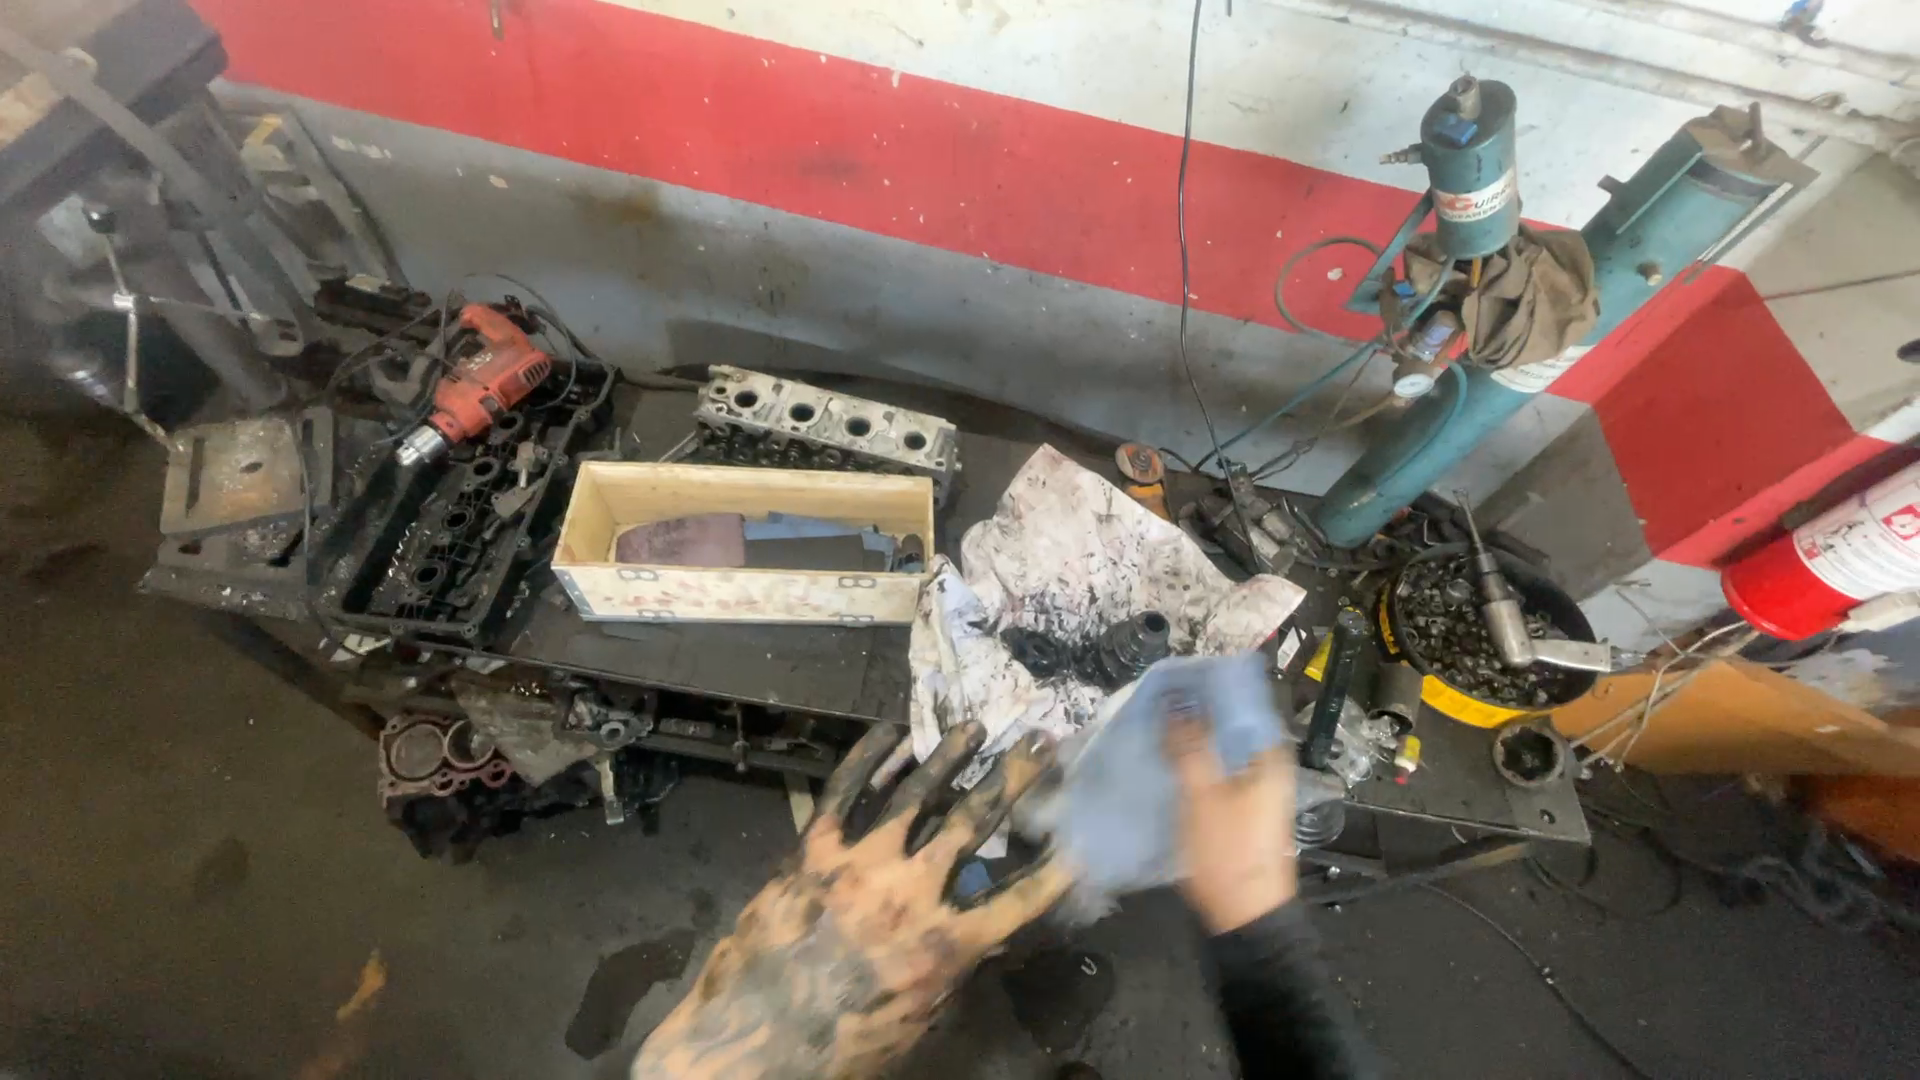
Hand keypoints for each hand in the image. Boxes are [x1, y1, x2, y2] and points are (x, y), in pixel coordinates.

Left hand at [634, 722, 1071, 1079]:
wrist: (750, 1041)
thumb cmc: (841, 1043)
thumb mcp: (915, 1017)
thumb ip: (950, 966)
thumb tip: (979, 930)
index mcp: (941, 945)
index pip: (1016, 901)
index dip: (1055, 868)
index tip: (1081, 836)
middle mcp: (909, 892)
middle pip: (972, 824)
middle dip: (1009, 780)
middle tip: (1036, 744)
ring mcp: (860, 862)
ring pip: (914, 795)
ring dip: (947, 757)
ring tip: (972, 728)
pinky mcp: (815, 847)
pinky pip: (845, 790)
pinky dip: (869, 757)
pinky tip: (891, 731)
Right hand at [1165, 707, 1295, 933]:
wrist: (1243, 919)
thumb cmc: (1227, 853)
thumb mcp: (1202, 794)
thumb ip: (1188, 744)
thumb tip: (1175, 699)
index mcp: (1268, 757)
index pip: (1240, 703)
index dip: (1208, 688)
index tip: (1173, 676)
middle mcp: (1264, 767)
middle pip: (1225, 726)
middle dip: (1191, 712)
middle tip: (1153, 699)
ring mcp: (1251, 789)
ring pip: (1215, 750)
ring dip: (1187, 738)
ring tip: (1151, 723)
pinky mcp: (1234, 808)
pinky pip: (1211, 771)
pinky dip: (1190, 762)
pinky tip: (1162, 759)